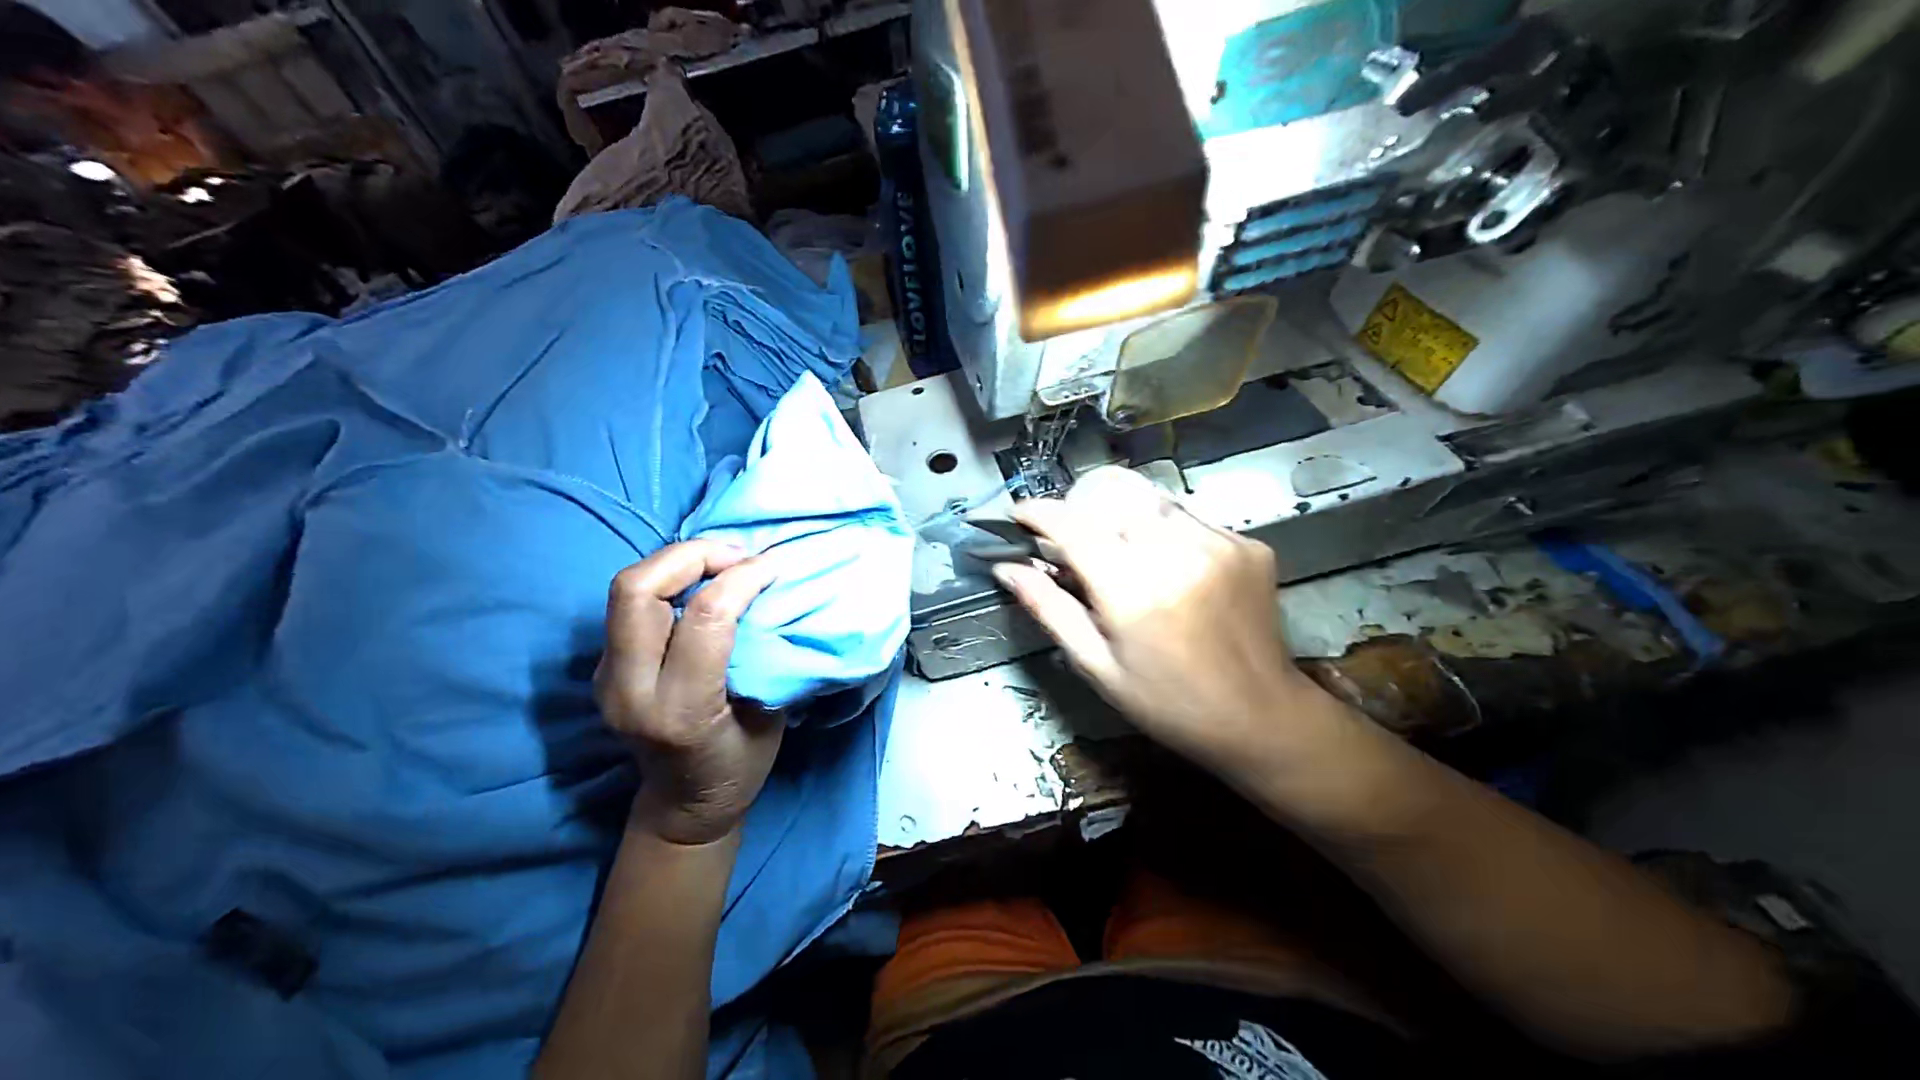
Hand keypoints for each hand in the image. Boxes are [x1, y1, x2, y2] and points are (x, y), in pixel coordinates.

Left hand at [596, 540, 782, 845]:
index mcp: (680, 711)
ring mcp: (607, 678)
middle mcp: (630, 691)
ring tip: (721, 563)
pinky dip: (668, 579)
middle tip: (737, 555)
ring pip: (625, 588)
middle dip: (692, 555)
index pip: (705, 620)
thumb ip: (762, 653)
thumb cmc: (739, 766)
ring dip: (677, 562)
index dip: (742, 579)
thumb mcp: (769, 715)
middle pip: (637, 590)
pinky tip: (699, 584)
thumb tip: (770, 592)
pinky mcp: (604, 667)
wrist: (683, 807)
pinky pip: (629, 603)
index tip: (773, 568)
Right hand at [992, 467, 1322, 774]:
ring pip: (1152, 503)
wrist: (1261, 717)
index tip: (1020, 515)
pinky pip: (1190, 519)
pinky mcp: (1248, 545)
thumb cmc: (1169, 703)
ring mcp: (1219, 544)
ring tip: (1125, 560)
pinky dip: (1166, 534)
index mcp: (1134, 590)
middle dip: (1083, 513)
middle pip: (1111, 500)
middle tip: (1074, 545)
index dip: (1039, 513)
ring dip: (1125, 520)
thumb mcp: (1098, 666)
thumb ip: (1049, 608)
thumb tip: (1007, 568)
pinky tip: (1170, 571)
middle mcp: (1178, 554)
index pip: (1073, 526)